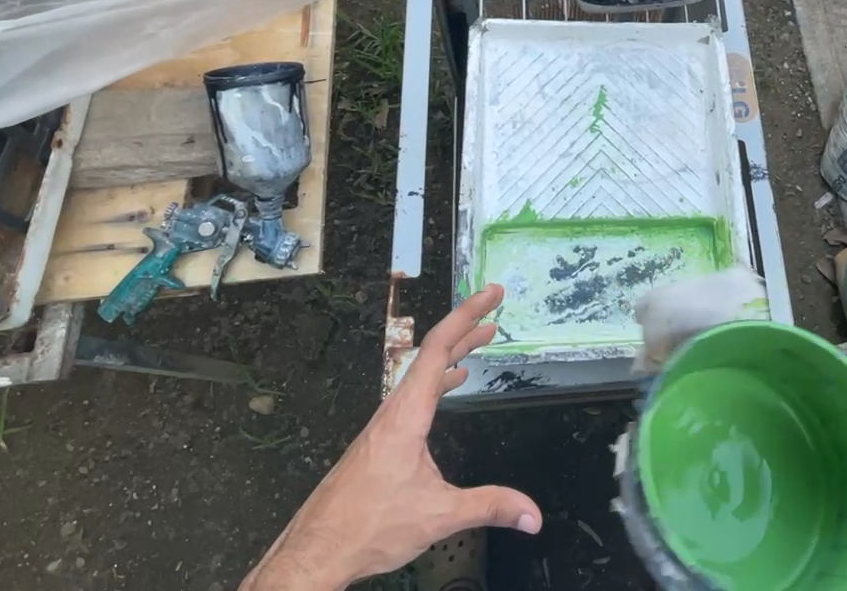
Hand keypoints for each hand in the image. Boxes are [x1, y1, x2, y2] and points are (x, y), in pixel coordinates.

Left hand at [242, 285, 541, 589]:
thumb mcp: (438, 515)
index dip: (468, 314)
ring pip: (423, 371)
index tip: (492, 294)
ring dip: (455, 350)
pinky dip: (440, 376)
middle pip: (433, 351)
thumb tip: (534, 515)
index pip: (439, 347)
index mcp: (407, 412)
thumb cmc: (369, 527)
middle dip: (467, 325)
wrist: (313, 553)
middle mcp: (395, 408)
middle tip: (496, 305)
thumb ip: (489, 506)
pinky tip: (453, 384)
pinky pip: (416, 391)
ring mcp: (386, 422)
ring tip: (483, 339)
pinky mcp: (381, 438)